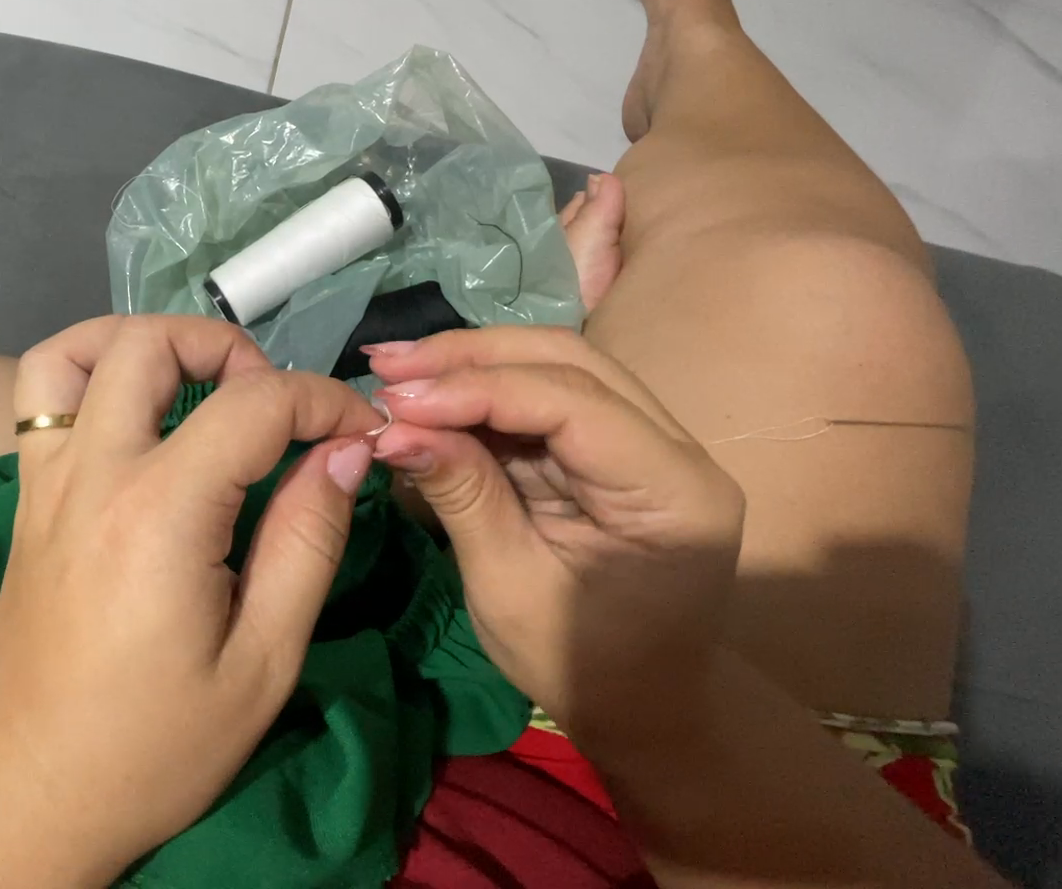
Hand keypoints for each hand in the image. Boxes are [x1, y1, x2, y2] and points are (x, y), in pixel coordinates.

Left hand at [0, 315, 383, 883]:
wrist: (31, 787)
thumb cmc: (156, 745)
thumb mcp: (264, 660)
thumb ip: (309, 540)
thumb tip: (345, 451)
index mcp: (160, 514)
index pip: (255, 404)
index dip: (323, 400)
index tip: (359, 430)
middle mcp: (93, 473)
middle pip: (154, 344)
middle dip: (234, 350)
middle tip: (276, 408)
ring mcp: (45, 475)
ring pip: (80, 349)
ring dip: (150, 342)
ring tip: (202, 384)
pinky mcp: (25, 491)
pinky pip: (39, 391)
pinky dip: (89, 366)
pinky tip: (134, 404)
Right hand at [365, 327, 744, 746]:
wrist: (637, 705)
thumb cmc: (577, 664)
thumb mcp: (506, 585)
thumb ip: (460, 493)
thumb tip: (390, 428)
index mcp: (672, 493)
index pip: (571, 403)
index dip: (477, 389)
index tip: (395, 399)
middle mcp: (674, 449)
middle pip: (568, 361)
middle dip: (469, 356)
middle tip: (387, 366)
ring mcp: (645, 441)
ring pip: (555, 365)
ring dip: (470, 362)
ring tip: (396, 370)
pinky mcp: (609, 446)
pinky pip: (542, 396)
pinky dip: (479, 391)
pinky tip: (428, 391)